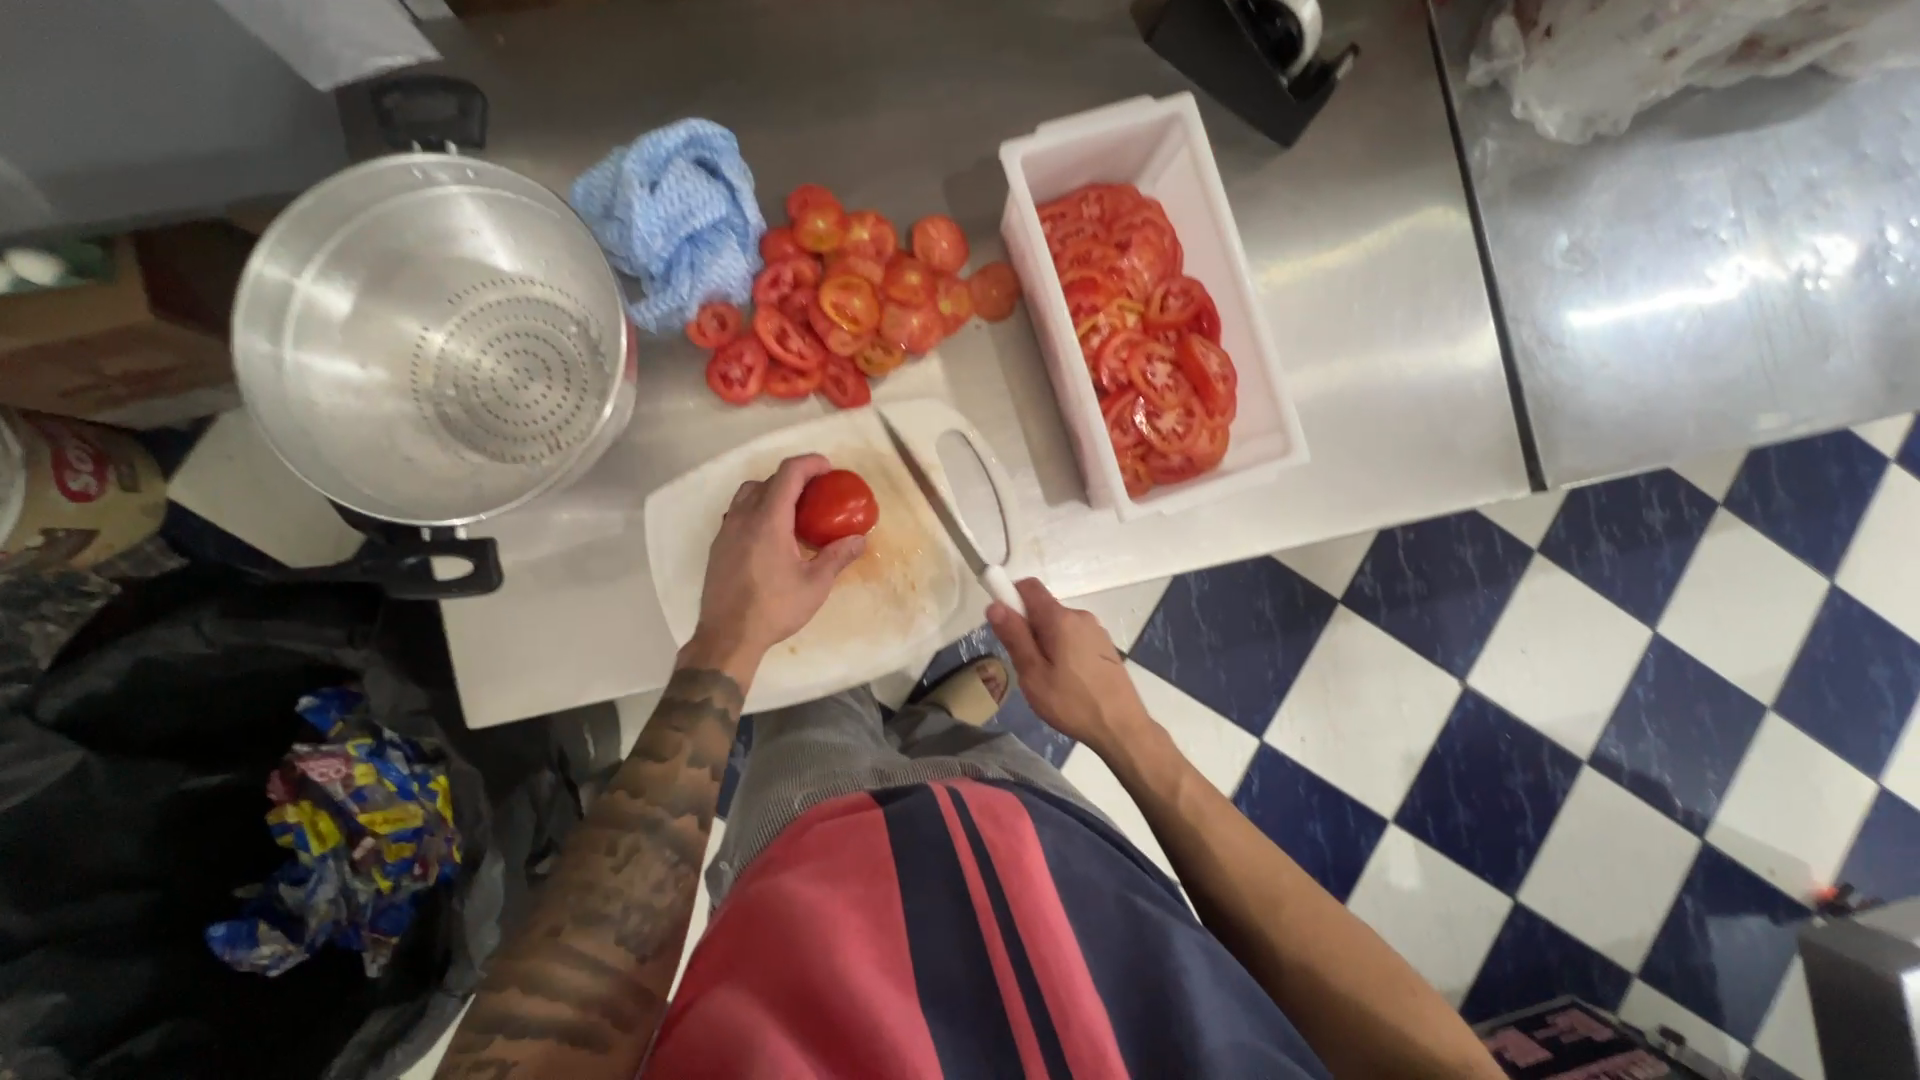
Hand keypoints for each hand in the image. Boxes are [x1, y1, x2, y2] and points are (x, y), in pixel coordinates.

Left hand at [682, 454, 866, 682]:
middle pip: (768, 481)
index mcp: (768, 520)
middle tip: (817, 494)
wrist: (727, 637)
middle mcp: (743, 517)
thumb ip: (837, 557)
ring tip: (793, 512)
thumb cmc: (774, 609)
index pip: (788, 474)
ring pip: (748, 494)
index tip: (828, 469)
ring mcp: (726, 531)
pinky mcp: (718, 546)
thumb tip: (859, 540)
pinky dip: (757, 511)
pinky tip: (771, 536)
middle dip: (794, 479)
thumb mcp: (815, 585)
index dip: (810, 463)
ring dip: (771, 492)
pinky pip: (738, 514)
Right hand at [987, 578, 1153, 755]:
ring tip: (1048, 680)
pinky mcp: (1105, 646)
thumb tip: (995, 605)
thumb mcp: (1033, 674)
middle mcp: (1080, 616)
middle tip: (1026, 666)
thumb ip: (1015, 637)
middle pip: (1043, 608)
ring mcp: (1096, 631)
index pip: (1029, 586)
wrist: (1122, 727)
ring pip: (1058, 626)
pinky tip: (1068, 682)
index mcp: (1061, 619)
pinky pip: (1074, 638)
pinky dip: (1063, 651)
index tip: (1004, 626)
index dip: (1010, 596)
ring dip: (1046, 643)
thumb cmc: (1072, 703)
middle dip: (1028, 629)